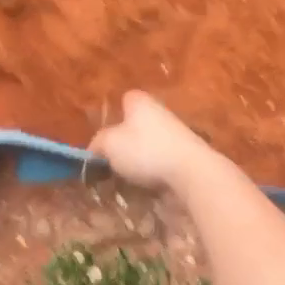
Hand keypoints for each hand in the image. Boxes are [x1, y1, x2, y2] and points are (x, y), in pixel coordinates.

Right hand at [89, 91, 221, 192]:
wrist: (190, 172)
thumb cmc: (145, 151)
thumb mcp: (109, 145)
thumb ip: (98, 143)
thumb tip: (94, 149)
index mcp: (140, 102)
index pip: (125, 99)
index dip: (114, 115)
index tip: (105, 137)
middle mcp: (160, 112)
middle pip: (137, 123)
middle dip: (126, 140)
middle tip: (112, 161)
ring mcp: (176, 133)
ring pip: (150, 144)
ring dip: (140, 159)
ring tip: (127, 178)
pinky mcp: (186, 155)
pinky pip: (163, 161)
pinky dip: (154, 171)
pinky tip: (147, 185)